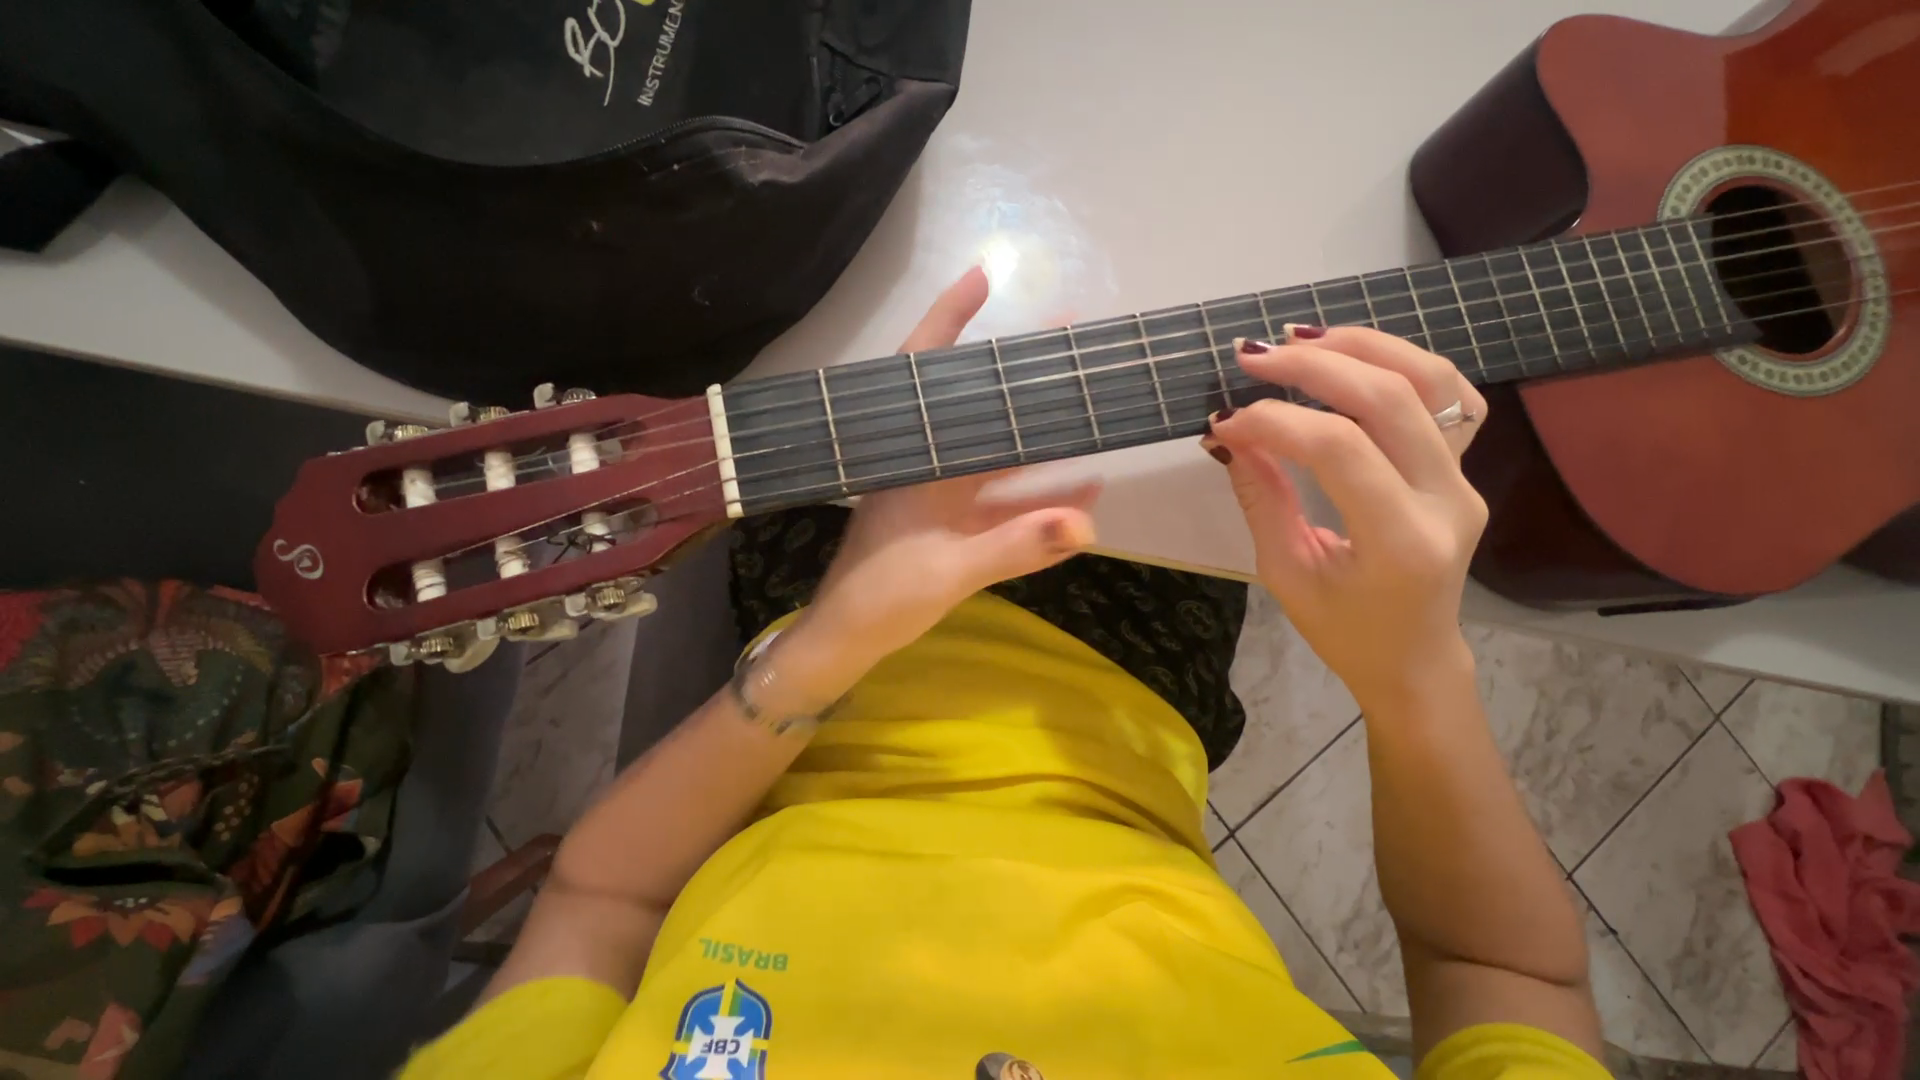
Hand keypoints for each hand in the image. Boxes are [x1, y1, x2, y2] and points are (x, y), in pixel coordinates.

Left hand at [780, 269, 1098, 699]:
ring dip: (1041, 437)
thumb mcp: (949, 571)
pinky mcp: (957, 526)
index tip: (982, 275)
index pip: (929, 372)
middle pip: (980, 407)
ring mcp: (945, 496)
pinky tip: (1084, 488)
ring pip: (1000, 454)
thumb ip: (1015, 547)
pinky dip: (1042, 495)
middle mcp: (930, 467)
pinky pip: (1007, 501)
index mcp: (915, 459)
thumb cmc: (881, 598)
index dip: (950, 319)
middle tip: (1070, 344)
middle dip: (1023, 375)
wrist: (849, 641)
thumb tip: (1086, 523)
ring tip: (1088, 408)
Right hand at [1204, 328, 1489, 710]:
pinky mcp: (1464, 469)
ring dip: (1364, 347)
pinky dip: (1404, 364)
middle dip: (1312, 366)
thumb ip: (1261, 498)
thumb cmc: (1343, 631)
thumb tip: (1230, 434)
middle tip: (1253, 357)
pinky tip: (1359, 358)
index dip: (1275, 422)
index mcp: (1399, 541)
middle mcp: (1446, 500)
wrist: (1414, 658)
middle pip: (1388, 399)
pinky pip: (1451, 396)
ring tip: (1304, 339)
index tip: (1226, 422)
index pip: (1337, 449)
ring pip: (1431, 381)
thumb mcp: (1286, 573)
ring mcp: (1465, 479)